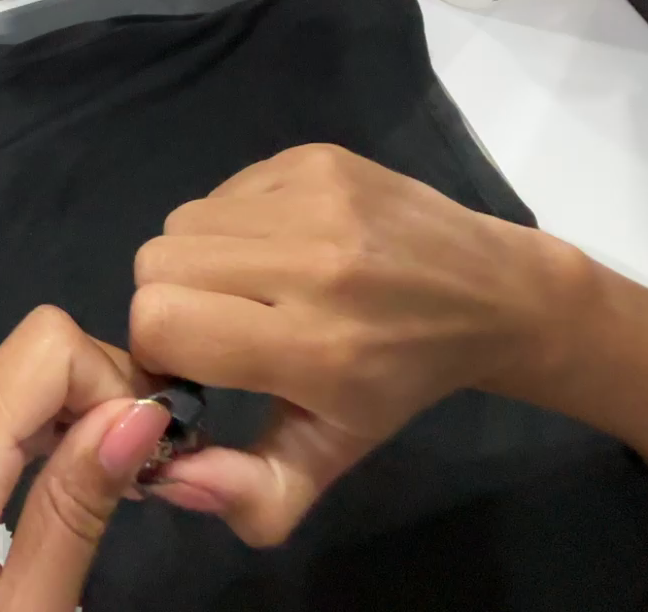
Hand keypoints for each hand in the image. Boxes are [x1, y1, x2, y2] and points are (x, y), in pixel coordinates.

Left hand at [0, 306, 173, 611]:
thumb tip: (142, 413)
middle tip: (140, 475)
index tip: (145, 455)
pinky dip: (34, 424)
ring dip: (72, 410)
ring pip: (11, 373)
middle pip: (32, 352)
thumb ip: (74, 510)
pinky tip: (57, 481)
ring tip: (108, 483)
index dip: (110, 383)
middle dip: (100, 396)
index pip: (48, 345)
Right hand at [128, 144, 596, 545]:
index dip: (159, 348)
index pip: (161, 322)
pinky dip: (231, 221)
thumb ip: (251, 490)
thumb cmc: (402, 379)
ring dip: (198, 257)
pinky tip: (281, 241)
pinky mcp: (312, 156)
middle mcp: (312, 262)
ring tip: (253, 279)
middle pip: (156, 263)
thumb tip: (166, 477)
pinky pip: (220, 189)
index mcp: (316, 348)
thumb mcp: (333, 453)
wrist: (491, 292)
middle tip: (221, 320)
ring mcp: (313, 196)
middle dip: (170, 299)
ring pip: (182, 221)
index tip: (195, 362)